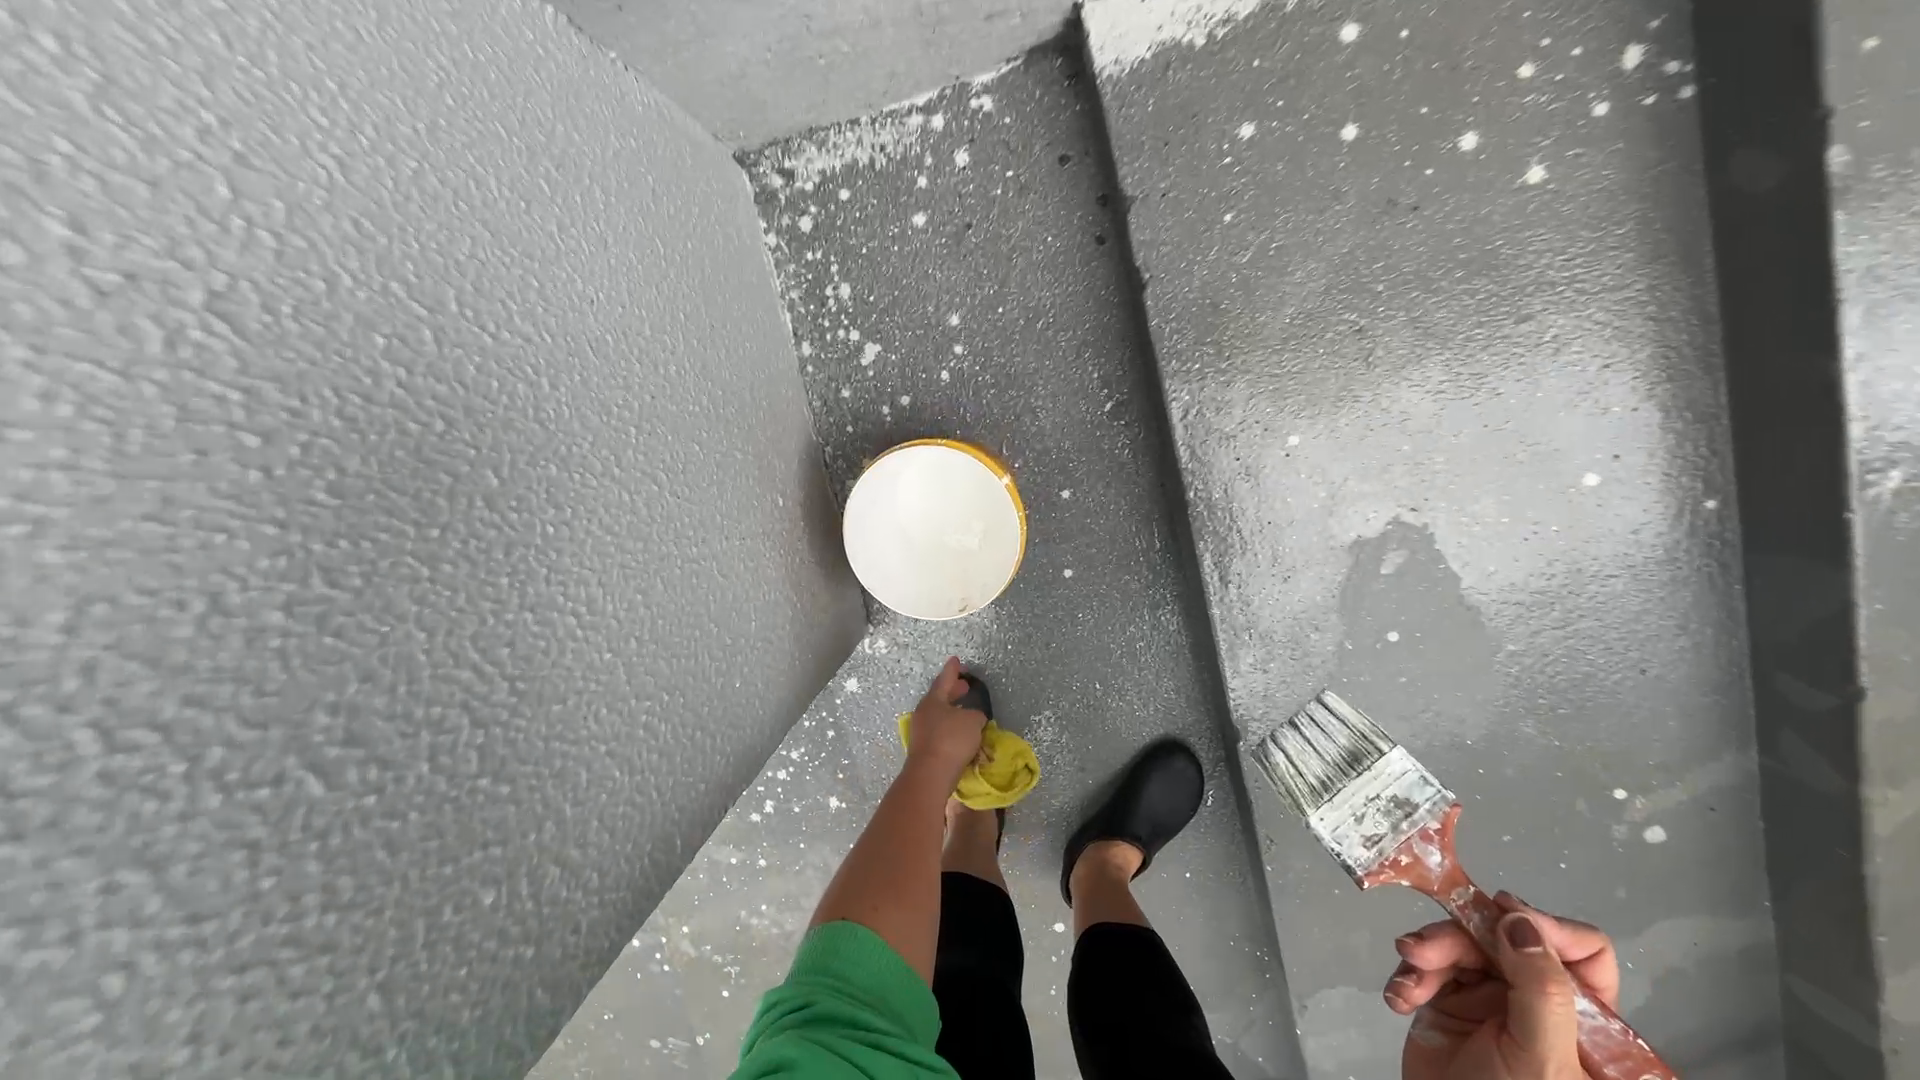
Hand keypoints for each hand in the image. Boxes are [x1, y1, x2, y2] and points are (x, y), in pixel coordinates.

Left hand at [902, 657, 989, 784]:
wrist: (930, 775)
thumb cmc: (951, 740)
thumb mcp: (972, 722)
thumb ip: (976, 714)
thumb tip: (973, 718)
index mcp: (933, 700)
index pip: (945, 679)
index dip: (953, 670)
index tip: (956, 660)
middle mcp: (924, 713)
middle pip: (940, 697)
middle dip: (954, 691)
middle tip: (964, 686)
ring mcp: (922, 731)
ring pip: (941, 716)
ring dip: (954, 712)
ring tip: (967, 711)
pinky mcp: (925, 749)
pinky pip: (941, 732)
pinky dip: (952, 728)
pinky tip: (962, 735)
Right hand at [1385, 892, 1618, 1079]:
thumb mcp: (1540, 1059)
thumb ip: (1541, 990)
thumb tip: (1519, 919)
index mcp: (1589, 1022)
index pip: (1583, 953)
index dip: (1545, 927)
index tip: (1500, 915)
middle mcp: (1545, 1006)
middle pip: (1506, 939)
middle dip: (1459, 938)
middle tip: (1420, 948)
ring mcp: (1495, 1003)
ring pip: (1462, 946)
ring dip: (1427, 956)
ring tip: (1407, 980)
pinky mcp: (1450, 1005)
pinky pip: (1430, 968)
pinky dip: (1410, 978)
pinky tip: (1399, 1000)